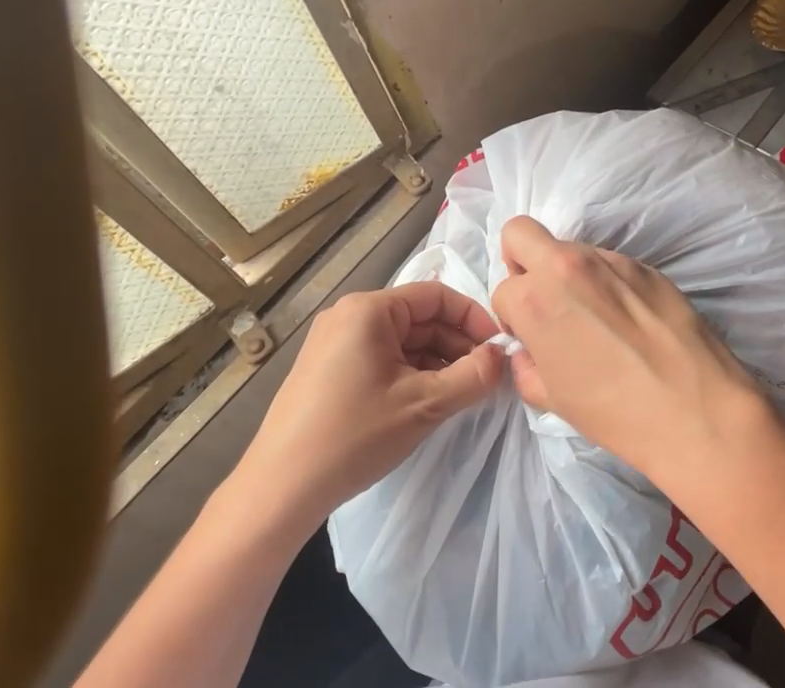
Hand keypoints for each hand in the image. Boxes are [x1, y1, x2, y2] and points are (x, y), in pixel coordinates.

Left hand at [232, 281, 503, 514]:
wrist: (280, 488)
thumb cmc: (355, 435)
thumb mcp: (425, 404)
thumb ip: (474, 375)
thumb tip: (504, 356)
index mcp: (369, 309)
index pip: (437, 296)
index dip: (474, 319)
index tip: (500, 350)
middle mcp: (349, 315)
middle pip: (420, 317)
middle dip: (457, 344)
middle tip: (486, 377)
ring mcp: (334, 343)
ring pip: (403, 340)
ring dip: (437, 361)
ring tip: (461, 394)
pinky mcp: (328, 370)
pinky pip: (382, 358)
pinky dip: (411, 373)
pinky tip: (427, 402)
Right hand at [489, 216, 777, 491]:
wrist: (696, 408)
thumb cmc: (615, 412)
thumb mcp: (553, 399)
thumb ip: (528, 366)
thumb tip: (530, 351)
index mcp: (535, 299)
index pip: (503, 290)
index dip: (513, 317)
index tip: (532, 339)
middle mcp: (568, 266)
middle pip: (521, 233)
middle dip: (521, 262)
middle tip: (545, 302)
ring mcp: (611, 260)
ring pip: (571, 249)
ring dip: (570, 275)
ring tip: (597, 320)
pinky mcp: (647, 266)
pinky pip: (611, 264)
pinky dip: (608, 284)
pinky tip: (629, 321)